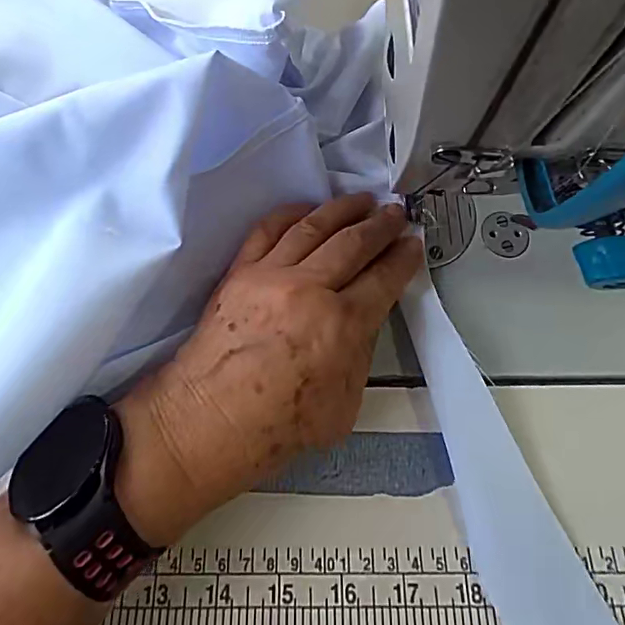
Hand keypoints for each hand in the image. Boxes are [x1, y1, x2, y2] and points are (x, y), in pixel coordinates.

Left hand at [113, 194, 424, 544]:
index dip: (402, 258)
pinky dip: (288, 214)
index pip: (383, 279)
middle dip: (379, 225)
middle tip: (395, 213)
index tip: (412, 244)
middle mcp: (307, 290)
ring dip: (340, 210)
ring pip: (311, 228)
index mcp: (341, 325)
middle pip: (352, 243)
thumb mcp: (344, 404)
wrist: (211, 416)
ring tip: (360, 200)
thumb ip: (357, 353)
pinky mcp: (239, 273)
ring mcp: (269, 276)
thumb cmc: (276, 425)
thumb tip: (359, 320)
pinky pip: (266, 231)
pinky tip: (305, 209)